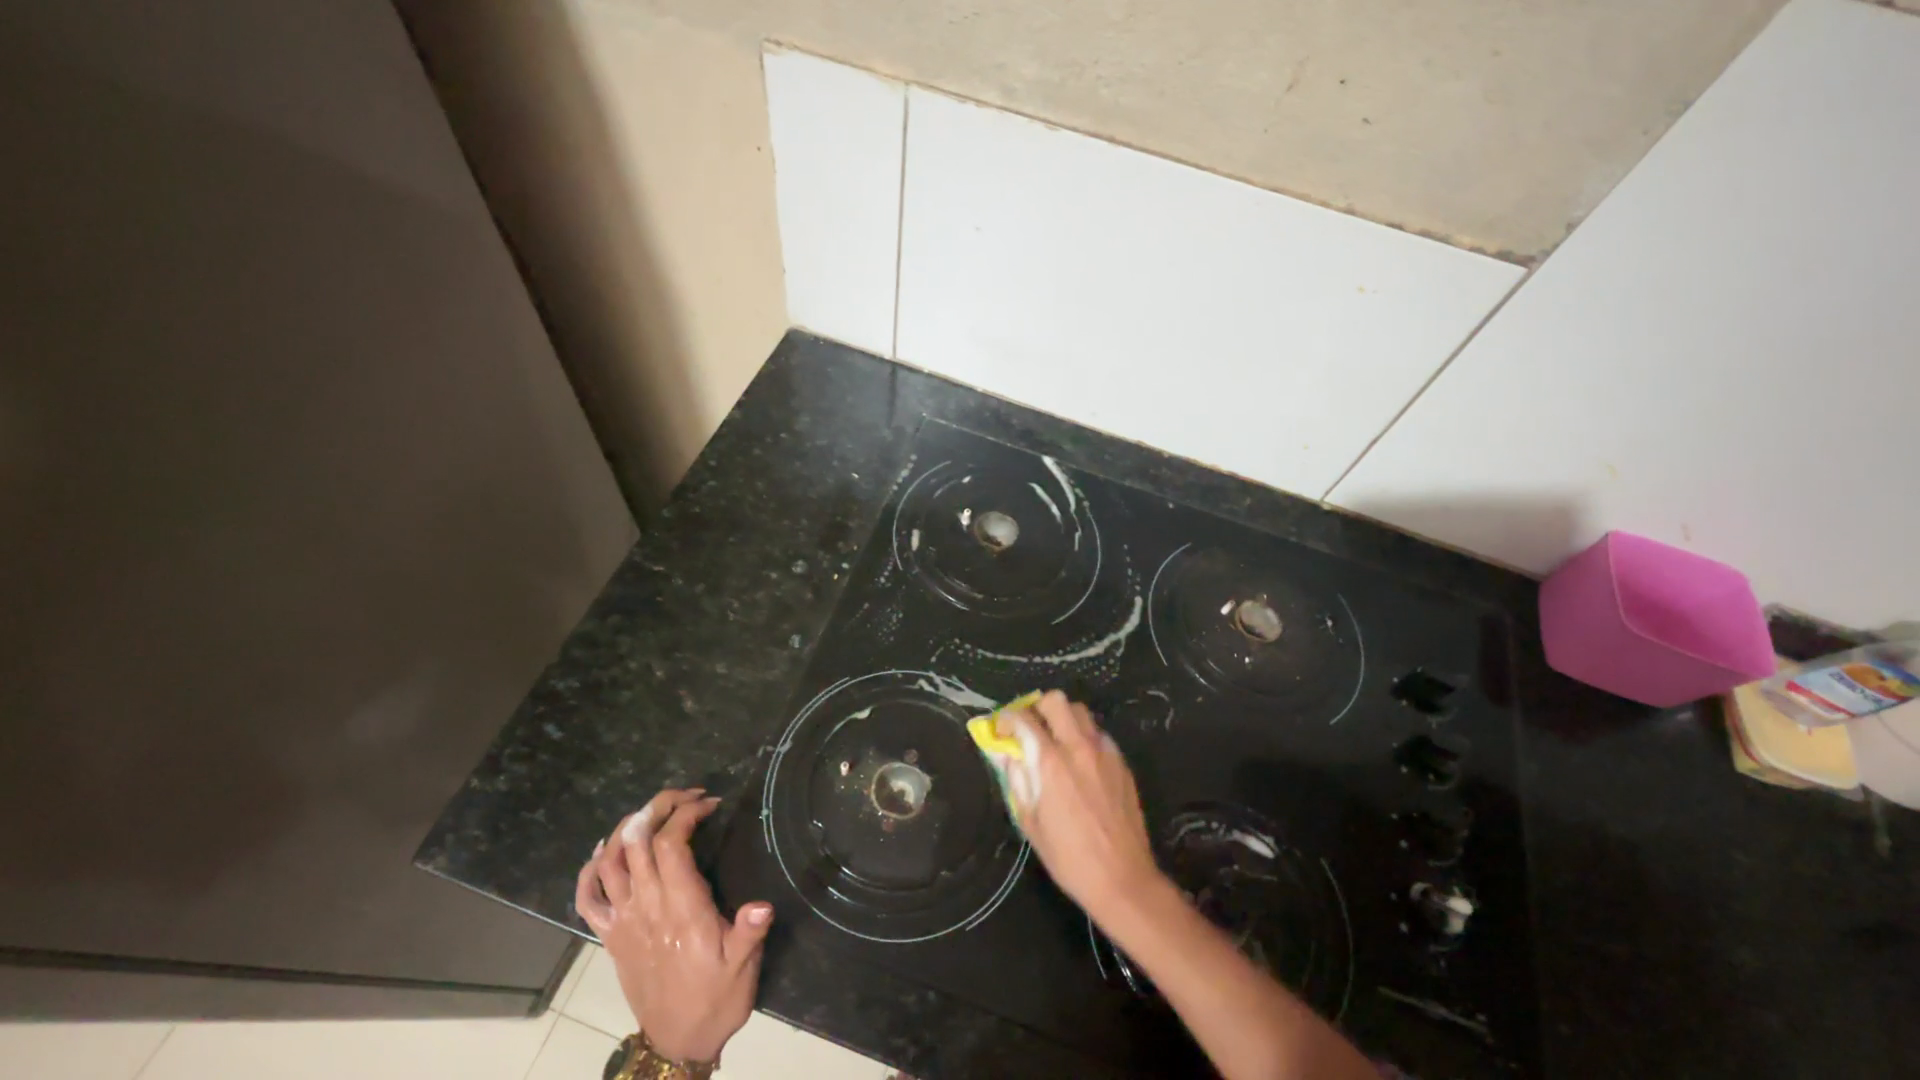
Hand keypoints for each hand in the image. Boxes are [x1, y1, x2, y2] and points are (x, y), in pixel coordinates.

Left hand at [574, 788, 772, 1062]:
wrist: (678, 1040)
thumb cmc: (716, 998)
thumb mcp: (743, 966)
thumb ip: (749, 932)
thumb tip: (762, 905)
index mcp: (681, 908)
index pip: (671, 845)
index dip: (685, 814)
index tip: (710, 803)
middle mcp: (647, 906)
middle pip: (639, 841)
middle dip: (658, 807)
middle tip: (685, 796)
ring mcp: (623, 920)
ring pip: (610, 861)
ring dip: (626, 828)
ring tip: (651, 812)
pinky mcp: (610, 935)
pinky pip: (587, 898)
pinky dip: (590, 869)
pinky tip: (604, 850)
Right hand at [988, 691, 1164, 923]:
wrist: (1122, 878)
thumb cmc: (1068, 857)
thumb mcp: (1030, 822)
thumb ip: (1016, 780)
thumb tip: (1003, 753)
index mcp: (1051, 763)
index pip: (1023, 719)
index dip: (1006, 719)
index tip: (1001, 731)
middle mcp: (1079, 748)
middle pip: (1056, 701)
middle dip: (1037, 708)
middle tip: (1029, 729)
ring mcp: (1105, 753)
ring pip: (1081, 712)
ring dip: (1063, 719)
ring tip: (1055, 742)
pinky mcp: (1122, 763)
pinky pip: (1099, 734)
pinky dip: (1084, 737)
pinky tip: (1080, 762)